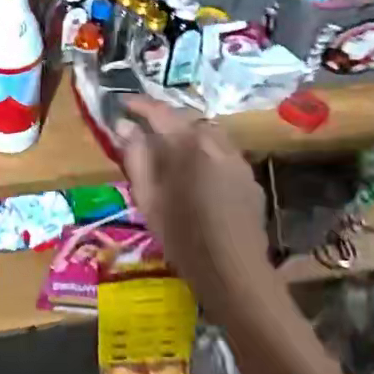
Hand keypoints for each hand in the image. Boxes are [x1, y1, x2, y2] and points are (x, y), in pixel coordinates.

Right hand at [113, 98, 272, 305]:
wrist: (233, 270)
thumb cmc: (182, 236)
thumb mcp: (148, 197)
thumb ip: (136, 157)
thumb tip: (124, 126)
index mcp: (188, 144)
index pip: (160, 112)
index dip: (139, 104)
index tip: (122, 103)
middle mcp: (217, 142)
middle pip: (187, 120)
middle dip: (164, 120)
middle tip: (143, 130)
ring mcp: (238, 159)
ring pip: (209, 134)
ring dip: (187, 136)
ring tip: (170, 152)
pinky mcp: (250, 178)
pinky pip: (224, 154)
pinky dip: (206, 154)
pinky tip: (197, 176)